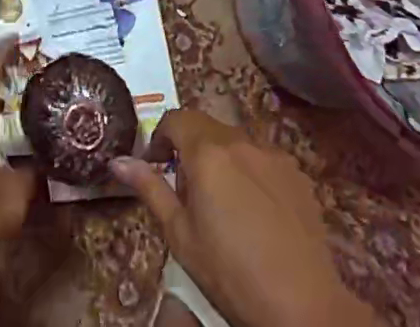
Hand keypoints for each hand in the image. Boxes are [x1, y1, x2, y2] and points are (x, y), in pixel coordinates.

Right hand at [110, 111, 376, 326]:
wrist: (300, 302)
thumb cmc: (229, 271)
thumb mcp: (179, 234)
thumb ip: (150, 189)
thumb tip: (118, 161)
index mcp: (208, 152)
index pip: (176, 118)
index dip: (160, 136)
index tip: (156, 165)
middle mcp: (242, 141)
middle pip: (207, 126)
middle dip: (190, 148)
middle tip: (185, 190)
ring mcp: (274, 154)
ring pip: (237, 142)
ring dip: (221, 158)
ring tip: (221, 203)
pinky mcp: (297, 172)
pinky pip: (264, 158)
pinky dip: (250, 171)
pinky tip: (255, 211)